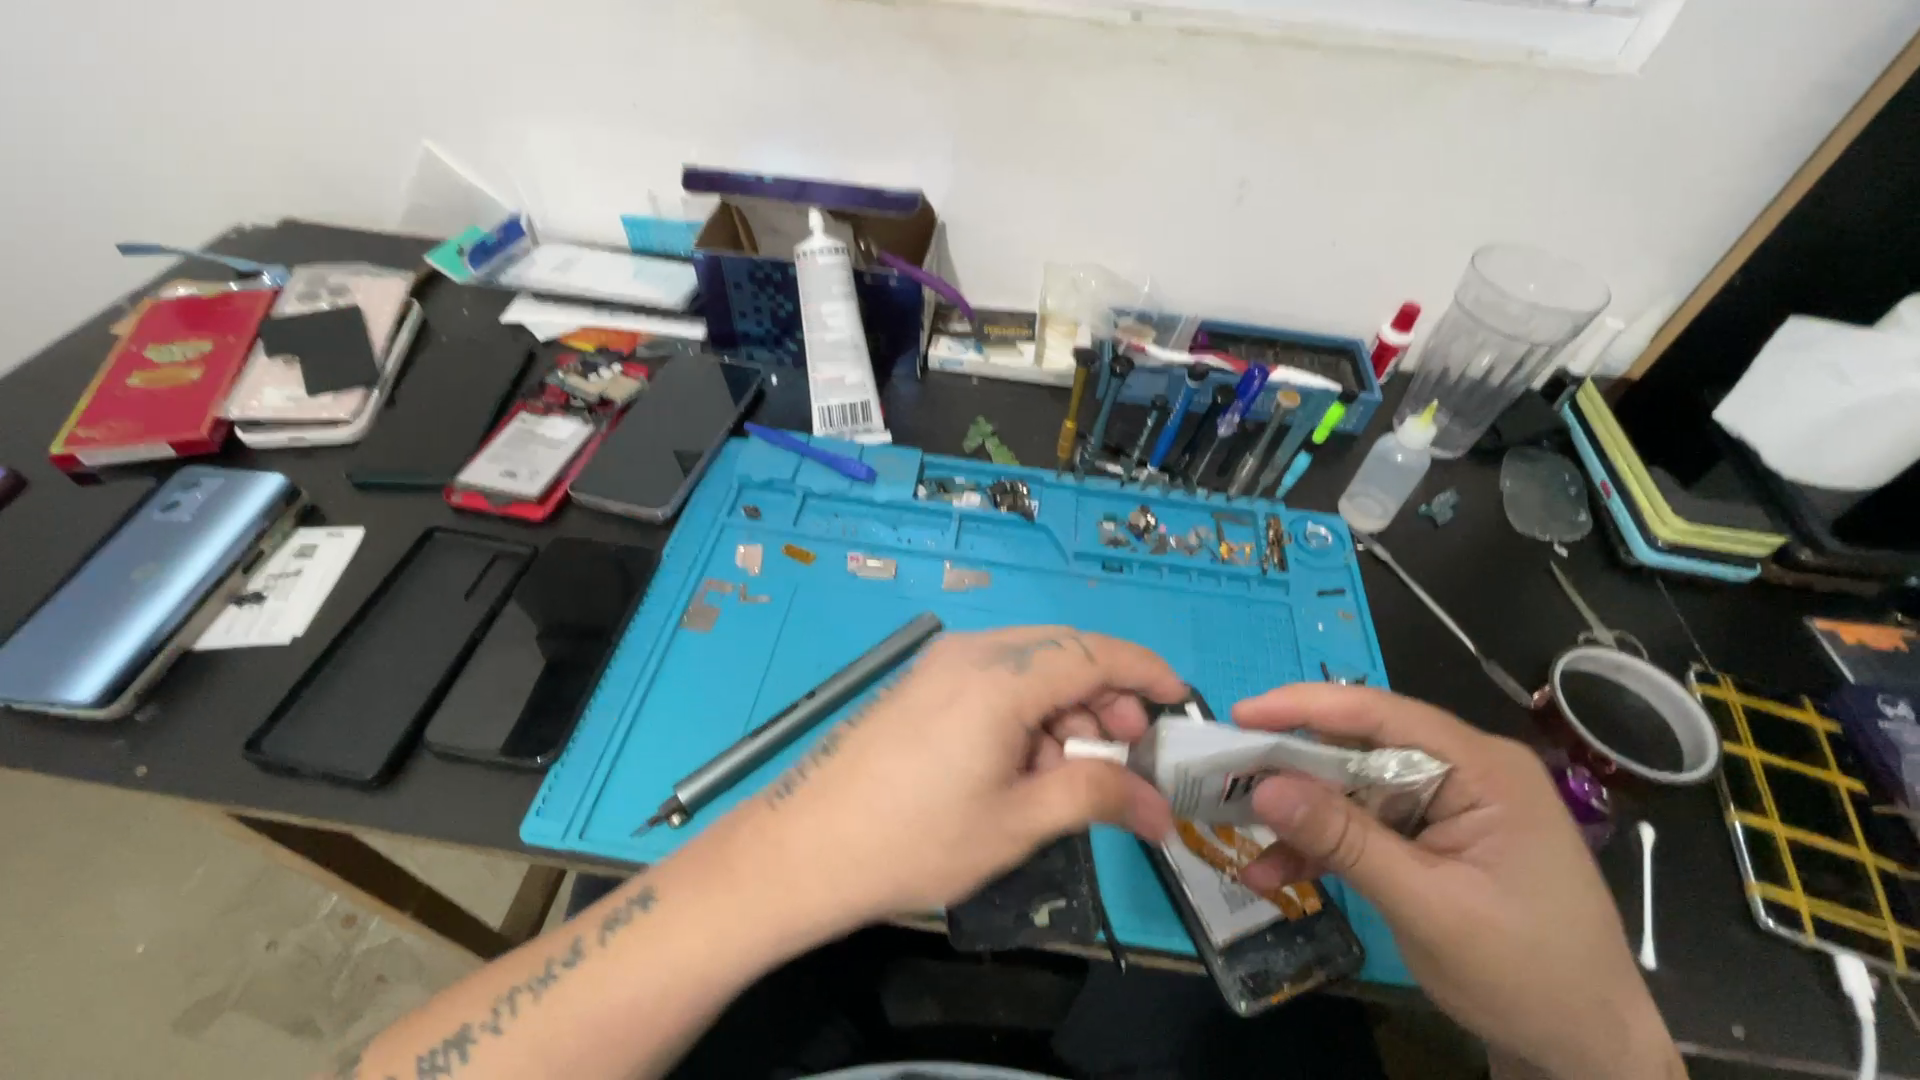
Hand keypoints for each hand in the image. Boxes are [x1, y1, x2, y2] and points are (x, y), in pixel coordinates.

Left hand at [738, 625, 1184, 925]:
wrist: (804, 851)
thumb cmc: (916, 839)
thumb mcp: (1018, 822)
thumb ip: (1098, 799)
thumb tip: (1161, 811)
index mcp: (1000, 676)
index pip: (1096, 651)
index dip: (1147, 673)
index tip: (1180, 706)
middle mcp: (972, 652)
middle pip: (1064, 656)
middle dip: (1106, 701)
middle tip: (1125, 760)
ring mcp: (942, 664)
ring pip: (1031, 671)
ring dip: (1065, 716)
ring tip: (1066, 780)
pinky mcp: (924, 685)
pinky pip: (996, 684)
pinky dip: (1028, 717)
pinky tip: (1022, 769)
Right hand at [1233, 685, 1682, 1079]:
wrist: (1585, 1054)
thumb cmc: (1526, 974)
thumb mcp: (1426, 905)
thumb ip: (1344, 840)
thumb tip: (1264, 787)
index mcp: (1482, 769)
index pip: (1383, 714)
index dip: (1306, 707)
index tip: (1240, 714)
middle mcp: (1463, 773)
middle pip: (1358, 749)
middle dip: (1291, 768)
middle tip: (1224, 776)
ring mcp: (1446, 807)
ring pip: (1351, 791)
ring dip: (1299, 820)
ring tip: (1239, 836)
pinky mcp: (1429, 840)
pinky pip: (1363, 828)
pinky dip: (1321, 849)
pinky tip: (1275, 874)